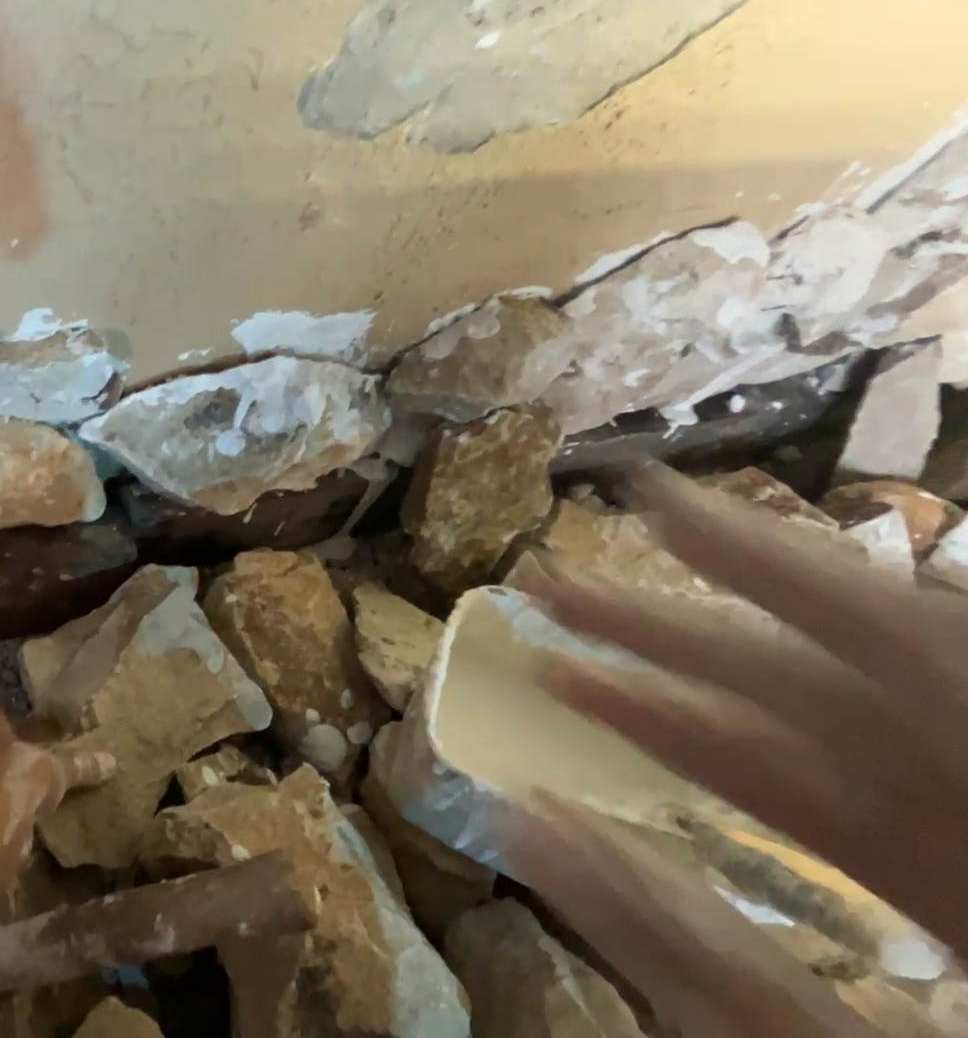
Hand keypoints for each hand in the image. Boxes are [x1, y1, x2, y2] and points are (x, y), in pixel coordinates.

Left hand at [0, 707, 116, 838]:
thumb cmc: (14, 774)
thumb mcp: (55, 768)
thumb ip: (79, 765)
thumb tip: (111, 762)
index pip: (4, 719)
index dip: (26, 729)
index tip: (47, 740)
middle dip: (16, 761)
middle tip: (44, 771)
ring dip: (9, 790)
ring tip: (39, 799)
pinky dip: (4, 815)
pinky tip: (25, 824)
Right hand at [507, 464, 967, 1034]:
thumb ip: (689, 953)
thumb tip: (527, 823)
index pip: (885, 647)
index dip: (761, 560)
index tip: (647, 499)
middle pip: (824, 680)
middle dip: (672, 629)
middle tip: (547, 587)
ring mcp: (958, 839)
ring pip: (812, 730)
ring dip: (676, 692)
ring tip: (558, 657)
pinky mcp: (945, 876)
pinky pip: (826, 787)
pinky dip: (724, 751)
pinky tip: (645, 727)